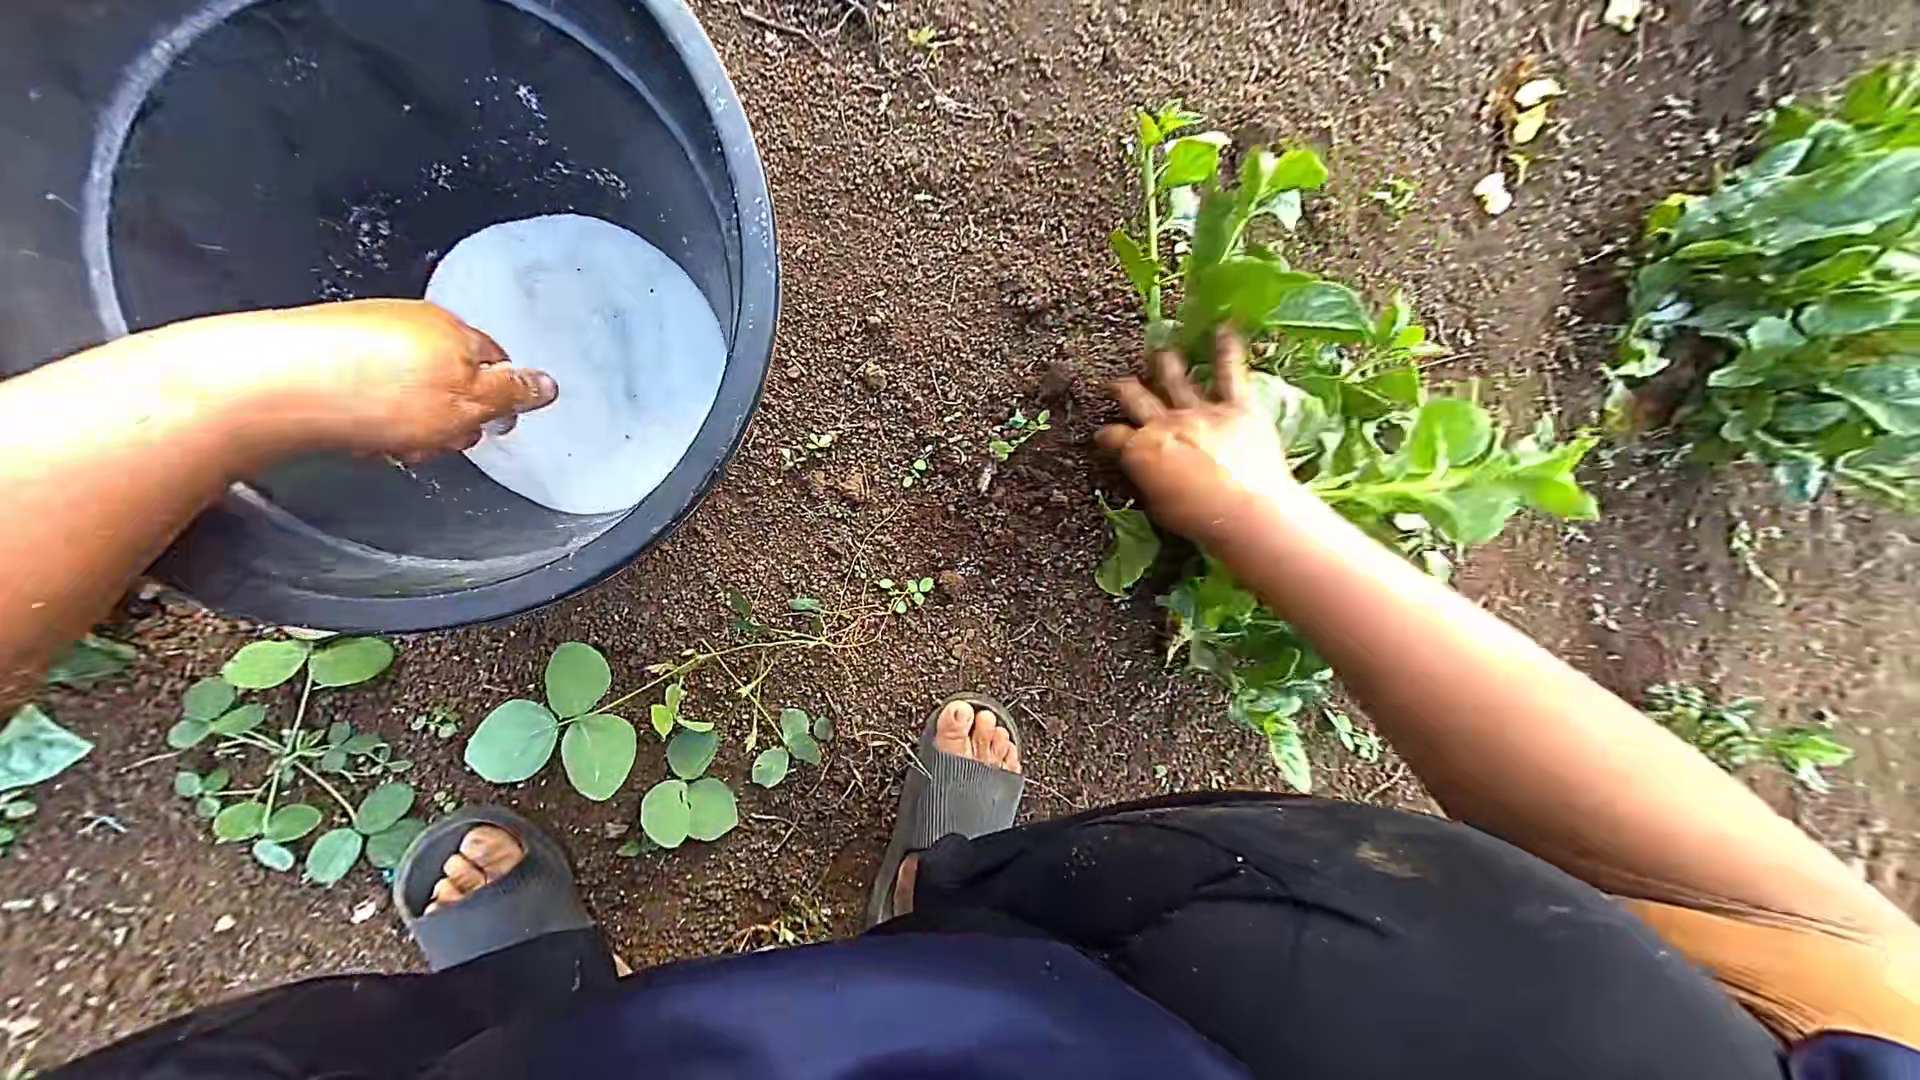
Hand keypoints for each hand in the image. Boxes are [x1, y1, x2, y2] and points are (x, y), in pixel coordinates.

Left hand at [166, 299, 557, 458]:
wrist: (260, 387)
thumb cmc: (371, 396)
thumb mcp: (470, 403)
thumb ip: (516, 393)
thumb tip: (548, 384)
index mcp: (452, 328)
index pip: (500, 364)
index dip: (497, 401)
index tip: (483, 426)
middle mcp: (409, 321)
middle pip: (454, 376)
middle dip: (452, 414)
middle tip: (437, 438)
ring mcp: (362, 331)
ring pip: (411, 386)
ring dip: (413, 420)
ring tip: (393, 440)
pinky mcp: (321, 347)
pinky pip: (368, 385)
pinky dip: (372, 411)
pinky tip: (359, 430)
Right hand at [1096, 327, 1304, 544]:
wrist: (1245, 510)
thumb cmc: (1196, 518)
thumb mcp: (1156, 504)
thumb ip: (1146, 478)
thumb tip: (1142, 469)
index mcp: (1141, 449)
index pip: (1113, 436)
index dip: (1105, 435)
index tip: (1101, 435)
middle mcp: (1164, 423)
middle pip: (1137, 399)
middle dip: (1123, 389)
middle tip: (1116, 382)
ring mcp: (1199, 411)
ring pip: (1175, 379)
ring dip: (1165, 364)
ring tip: (1160, 349)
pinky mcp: (1235, 407)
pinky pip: (1229, 373)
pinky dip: (1227, 349)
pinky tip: (1225, 327)